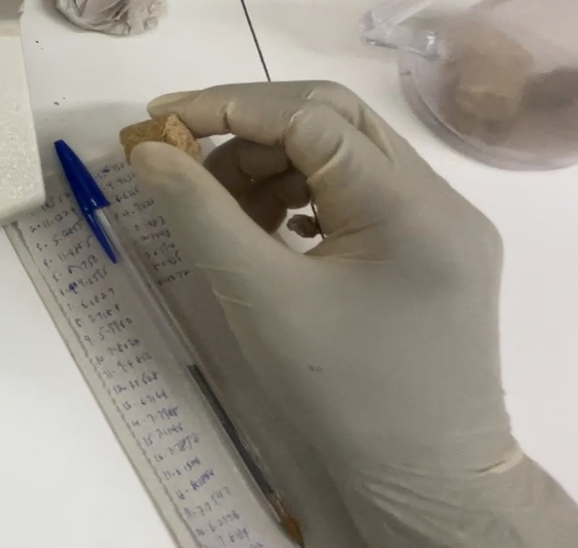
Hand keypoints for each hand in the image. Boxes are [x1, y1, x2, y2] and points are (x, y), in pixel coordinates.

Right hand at [130, 82, 577, 547]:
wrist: (420, 476)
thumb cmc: (338, 383)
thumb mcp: (252, 289)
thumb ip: (193, 207)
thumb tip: (145, 148)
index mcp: (413, 210)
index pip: (310, 119)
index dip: (225, 107)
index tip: (158, 123)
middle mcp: (437, 202)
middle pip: (330, 117)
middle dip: (243, 120)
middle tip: (178, 142)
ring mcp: (433, 223)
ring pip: (333, 146)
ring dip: (260, 157)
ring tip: (214, 202)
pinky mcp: (417, 245)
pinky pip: (342, 183)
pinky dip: (285, 185)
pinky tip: (257, 222)